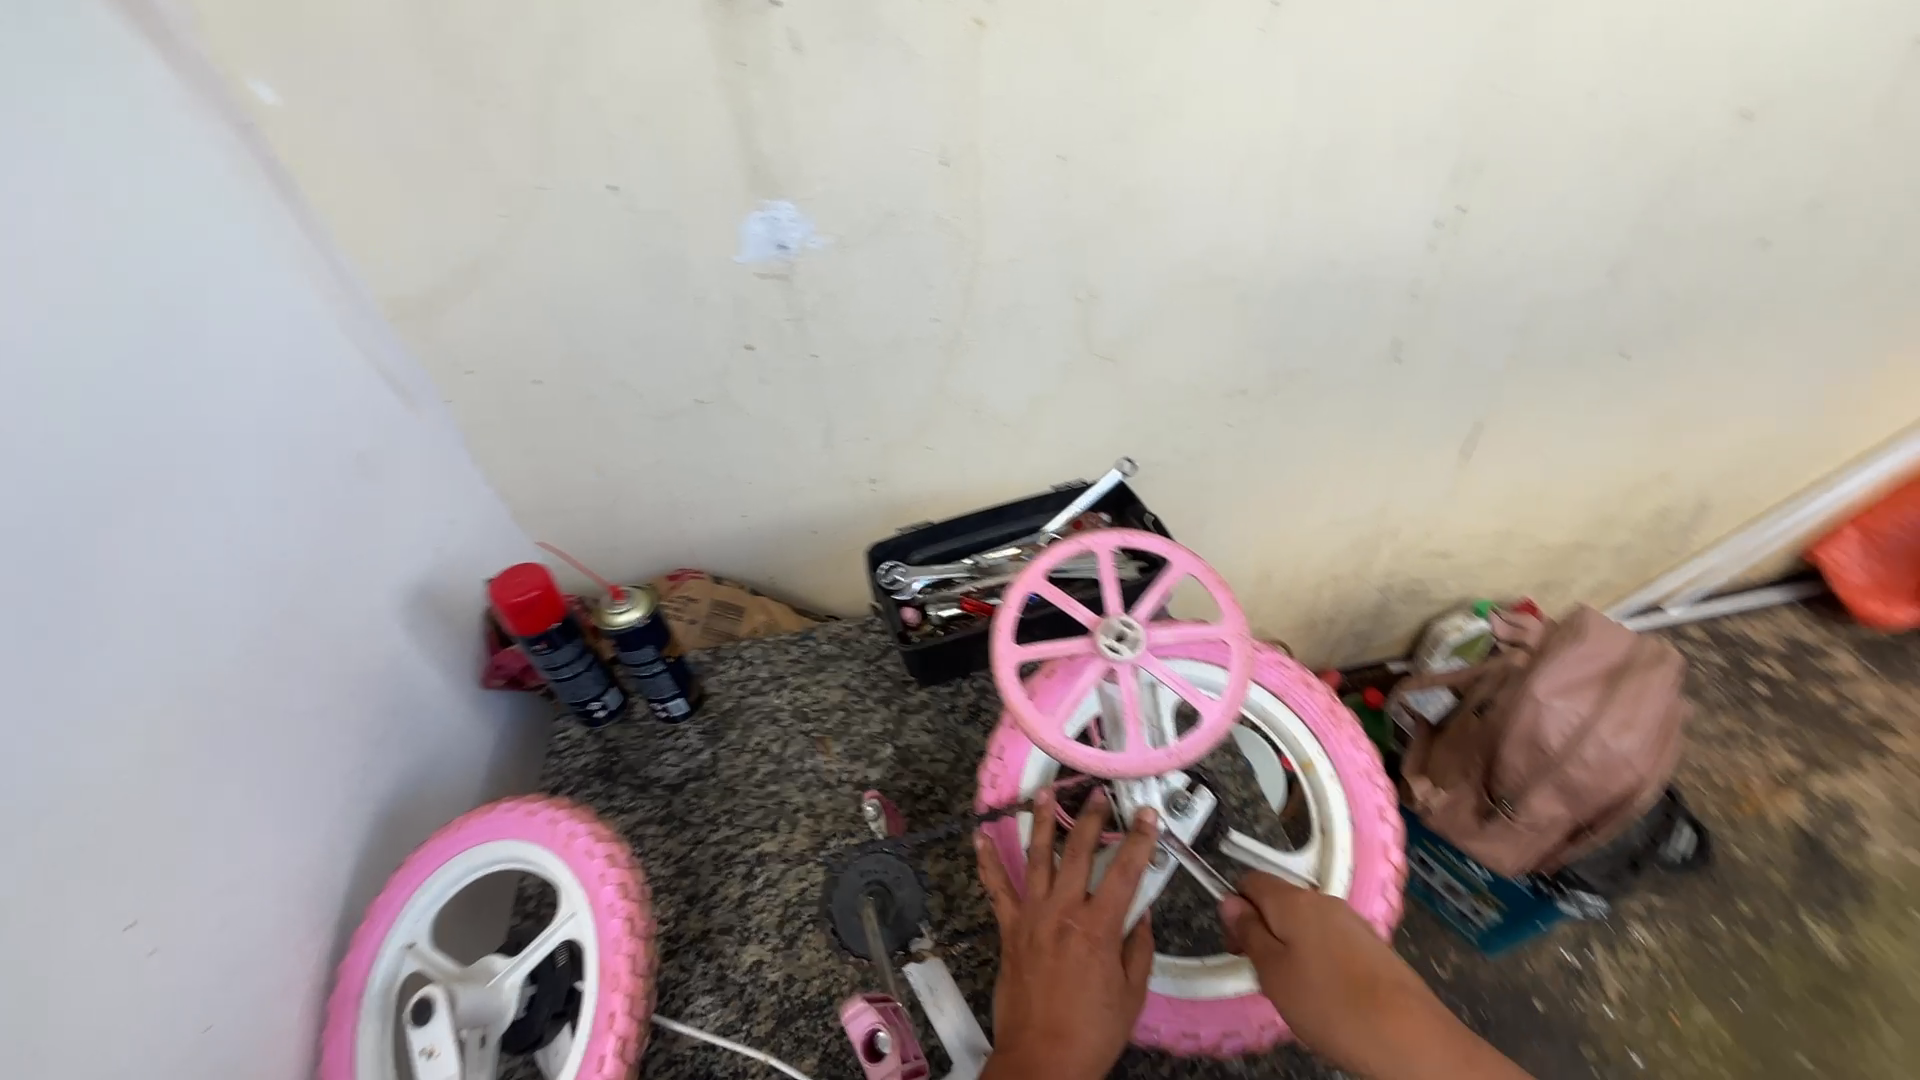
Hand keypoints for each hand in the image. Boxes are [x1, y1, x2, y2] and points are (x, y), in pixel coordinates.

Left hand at [975, 789, 1158, 1079]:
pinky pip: (996, 888)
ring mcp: (1032, 915)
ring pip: (1038, 857)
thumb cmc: (1093, 1030)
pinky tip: (979, 836)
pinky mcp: (1009, 928)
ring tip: (1045, 792)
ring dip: (1043, 822)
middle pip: (1079, 851)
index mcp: (1099, 928)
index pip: (1125, 871)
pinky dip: (987, 861)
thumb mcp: (1132, 993)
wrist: (1042, 1059)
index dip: (1139, 839)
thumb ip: (1138, 946)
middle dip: (1091, 818)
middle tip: (1098, 794)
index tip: (1146, 815)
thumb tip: (1140, 909)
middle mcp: (1063, 912)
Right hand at [1220, 873, 1530, 1079]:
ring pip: (1306, 924)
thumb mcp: (1272, 972)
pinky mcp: (1374, 947)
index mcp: (1293, 900)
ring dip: (1292, 947)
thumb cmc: (1330, 1004)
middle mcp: (1323, 901)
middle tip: (1264, 975)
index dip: (1235, 909)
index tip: (1238, 947)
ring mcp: (1353, 922)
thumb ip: (1247, 932)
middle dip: (1264, 931)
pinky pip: (1332, 942)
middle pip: (1279, 902)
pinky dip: (1321, 960)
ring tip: (1297, 991)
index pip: (1249, 881)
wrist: (1412, 1039)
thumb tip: (1230, 901)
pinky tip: (1329, 997)